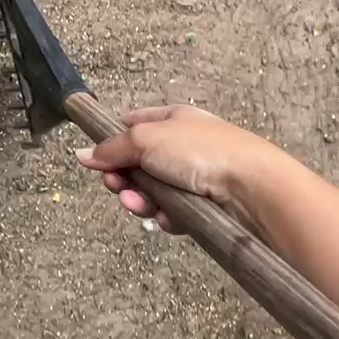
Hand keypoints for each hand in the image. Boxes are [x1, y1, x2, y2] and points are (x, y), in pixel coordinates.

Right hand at [74, 105, 292, 234]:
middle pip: (138, 162)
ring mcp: (197, 178)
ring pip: (152, 190)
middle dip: (121, 176)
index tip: (98, 157)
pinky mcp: (207, 208)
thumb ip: (110, 148)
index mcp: (174, 119)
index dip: (113, 140)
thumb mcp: (144, 139)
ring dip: (138, 198)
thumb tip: (82, 156)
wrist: (256, 191)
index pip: (133, 125)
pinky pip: (173, 212)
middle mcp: (185, 146)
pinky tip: (166, 219)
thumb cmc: (199, 152)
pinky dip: (164, 216)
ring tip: (136, 205)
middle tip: (114, 185)